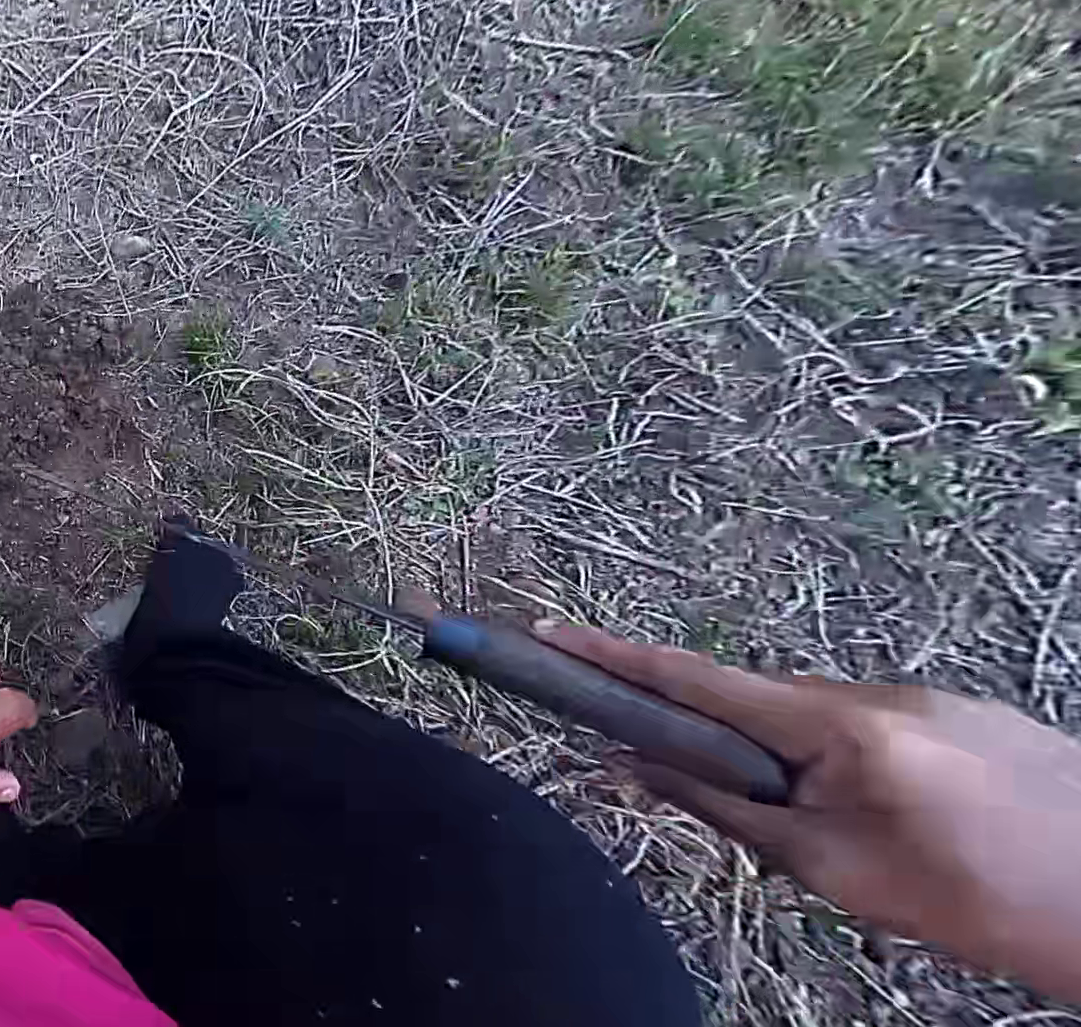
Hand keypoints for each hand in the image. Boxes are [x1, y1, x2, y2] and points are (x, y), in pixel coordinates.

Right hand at [534, 620, 1080, 1000]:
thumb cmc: (990, 908)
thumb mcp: (836, 872)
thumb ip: (722, 808)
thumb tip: (630, 764)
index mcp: (837, 727)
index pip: (692, 677)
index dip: (612, 654)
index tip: (553, 633)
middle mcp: (876, 691)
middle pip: (754, 695)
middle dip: (727, 733)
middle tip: (760, 801)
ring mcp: (930, 696)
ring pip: (810, 708)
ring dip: (793, 748)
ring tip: (848, 820)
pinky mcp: (970, 711)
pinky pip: (864, 717)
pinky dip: (844, 751)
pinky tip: (899, 807)